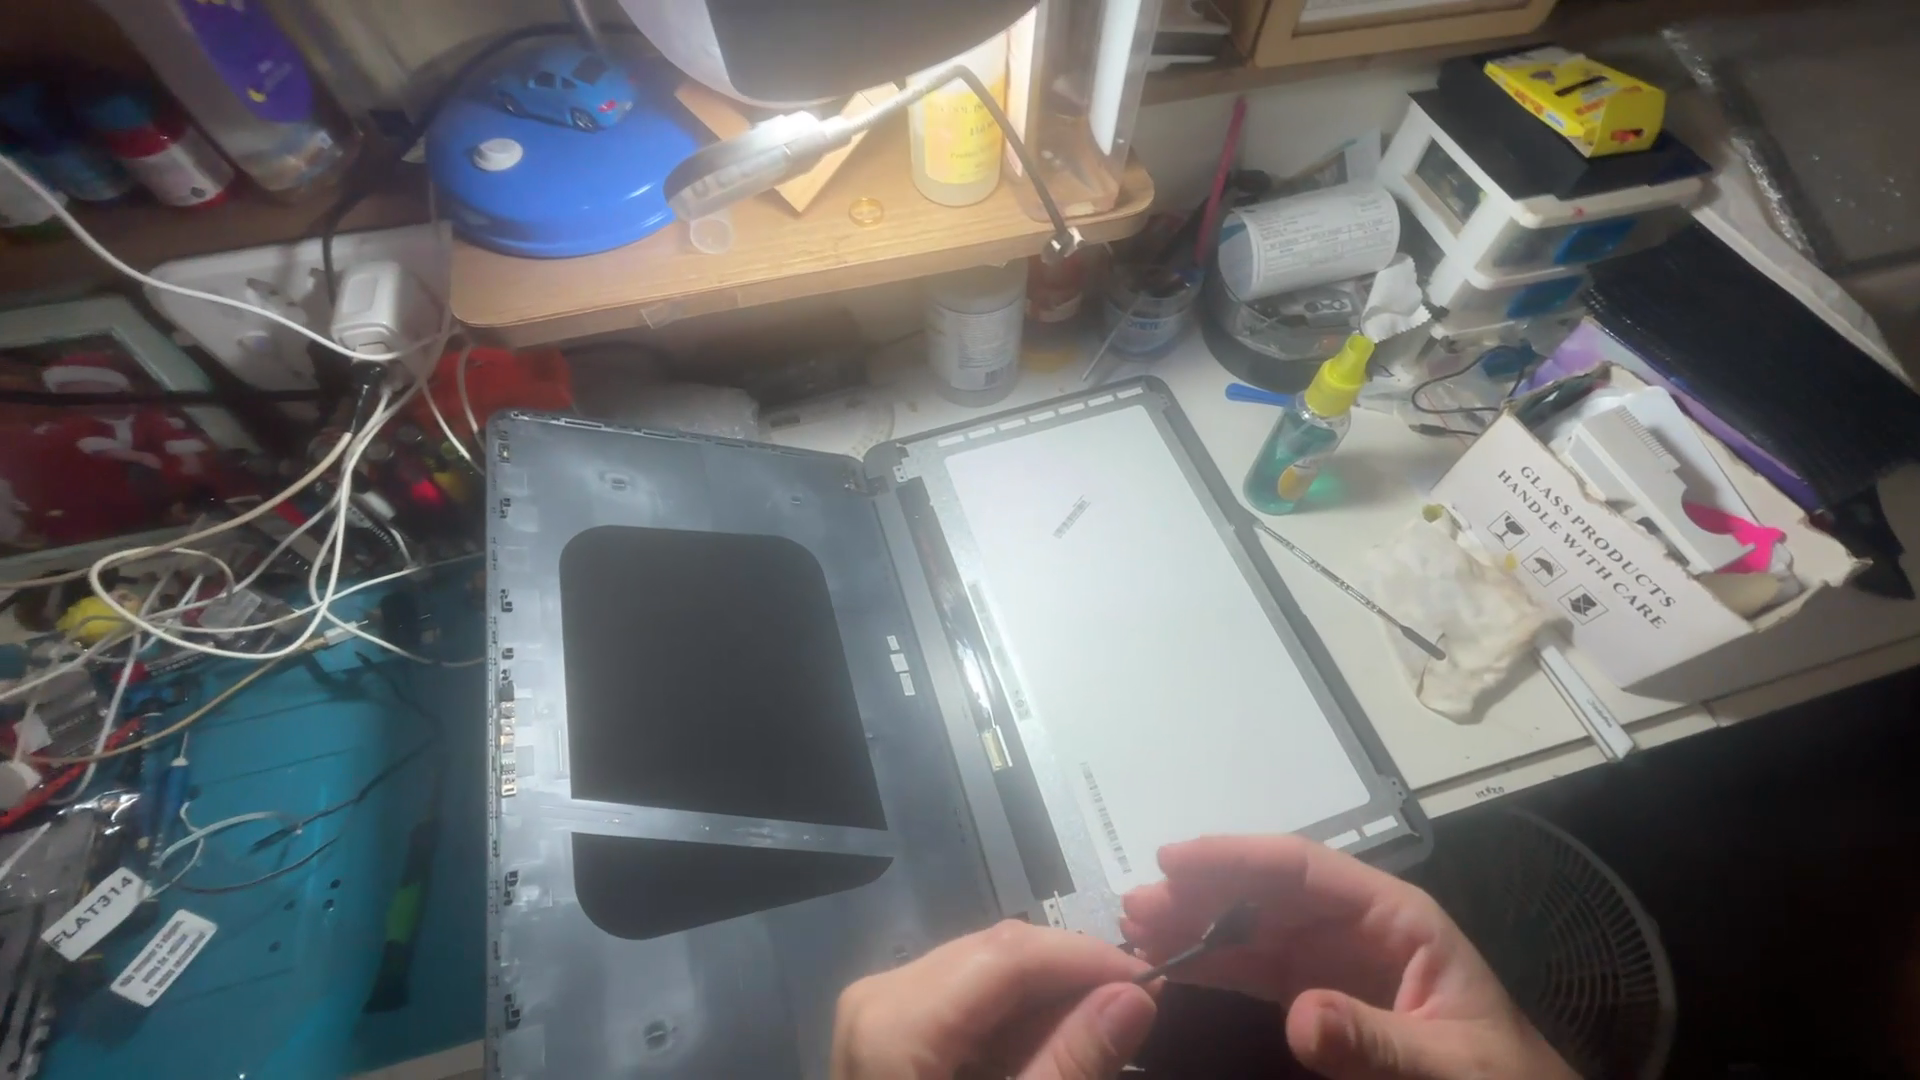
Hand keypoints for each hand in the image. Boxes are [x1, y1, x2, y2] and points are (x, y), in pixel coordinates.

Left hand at [831, 919, 1158, 1079]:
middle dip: (1070, 973)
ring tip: (1104, 1022)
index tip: (1153, 979)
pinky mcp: (886, 1025)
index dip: (1085, 958)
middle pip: (995, 955)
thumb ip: (1069, 1065)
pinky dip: (1012, 1017)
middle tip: (1139, 1001)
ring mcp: (878, 1006)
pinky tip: (1053, 1041)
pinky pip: (962, 997)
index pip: (1008, 955)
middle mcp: (881, 993)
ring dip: (1047, 994)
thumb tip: (1134, 996)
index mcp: (896, 1022)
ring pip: (982, 968)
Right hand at [1120, 836, 1576, 1079]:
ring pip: (1244, 923)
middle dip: (1198, 893)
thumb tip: (1300, 1016)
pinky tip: (1169, 961)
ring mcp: (1324, 955)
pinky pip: (1247, 965)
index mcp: (1390, 913)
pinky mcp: (1309, 988)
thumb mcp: (1454, 1068)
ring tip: (1137, 928)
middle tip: (1138, 905)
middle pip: (1261, 891)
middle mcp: (1347, 921)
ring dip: (1190, 923)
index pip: (1301, 868)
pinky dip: (1205, 961)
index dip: (1234, 857)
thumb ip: (1378, 1041)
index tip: (1173, 860)